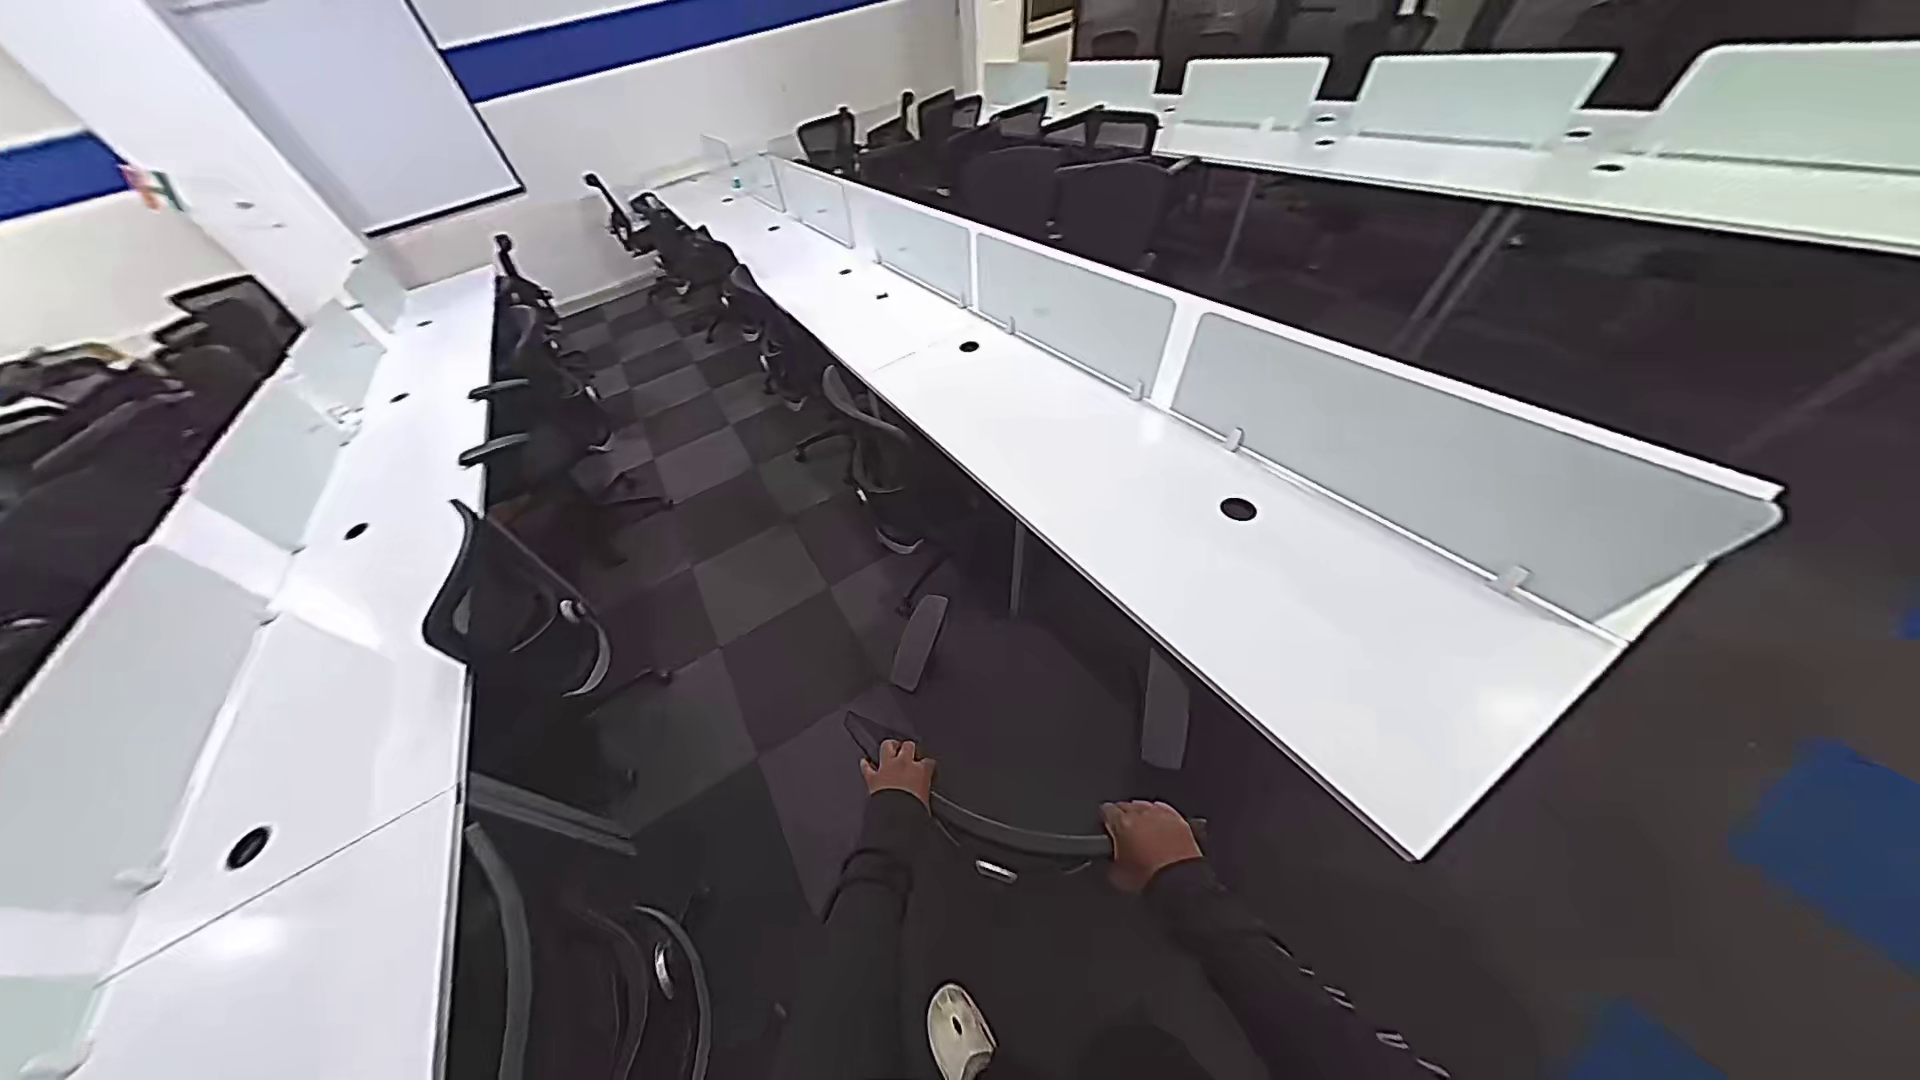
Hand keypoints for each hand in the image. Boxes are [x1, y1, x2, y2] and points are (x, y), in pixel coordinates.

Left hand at [862, 739, 934, 806]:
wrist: (895, 818)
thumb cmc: (914, 812)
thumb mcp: (926, 801)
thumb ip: (925, 793)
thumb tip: (923, 798)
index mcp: (921, 771)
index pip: (928, 761)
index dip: (927, 764)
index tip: (927, 767)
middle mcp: (904, 764)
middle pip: (908, 746)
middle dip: (908, 748)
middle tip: (909, 751)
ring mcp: (887, 768)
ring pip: (886, 746)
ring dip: (889, 747)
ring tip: (891, 748)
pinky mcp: (872, 777)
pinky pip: (866, 767)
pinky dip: (866, 765)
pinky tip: (865, 762)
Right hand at [1102, 801, 1201, 892]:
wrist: (1180, 883)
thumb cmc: (1150, 878)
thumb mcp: (1118, 875)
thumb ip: (1110, 860)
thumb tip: (1111, 859)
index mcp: (1121, 823)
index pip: (1106, 809)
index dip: (1105, 817)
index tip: (1107, 824)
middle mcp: (1140, 813)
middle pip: (1125, 805)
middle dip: (1123, 815)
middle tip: (1125, 831)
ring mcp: (1160, 814)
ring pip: (1145, 805)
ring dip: (1141, 814)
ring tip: (1143, 830)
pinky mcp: (1178, 819)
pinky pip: (1164, 809)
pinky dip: (1160, 815)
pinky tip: (1160, 825)